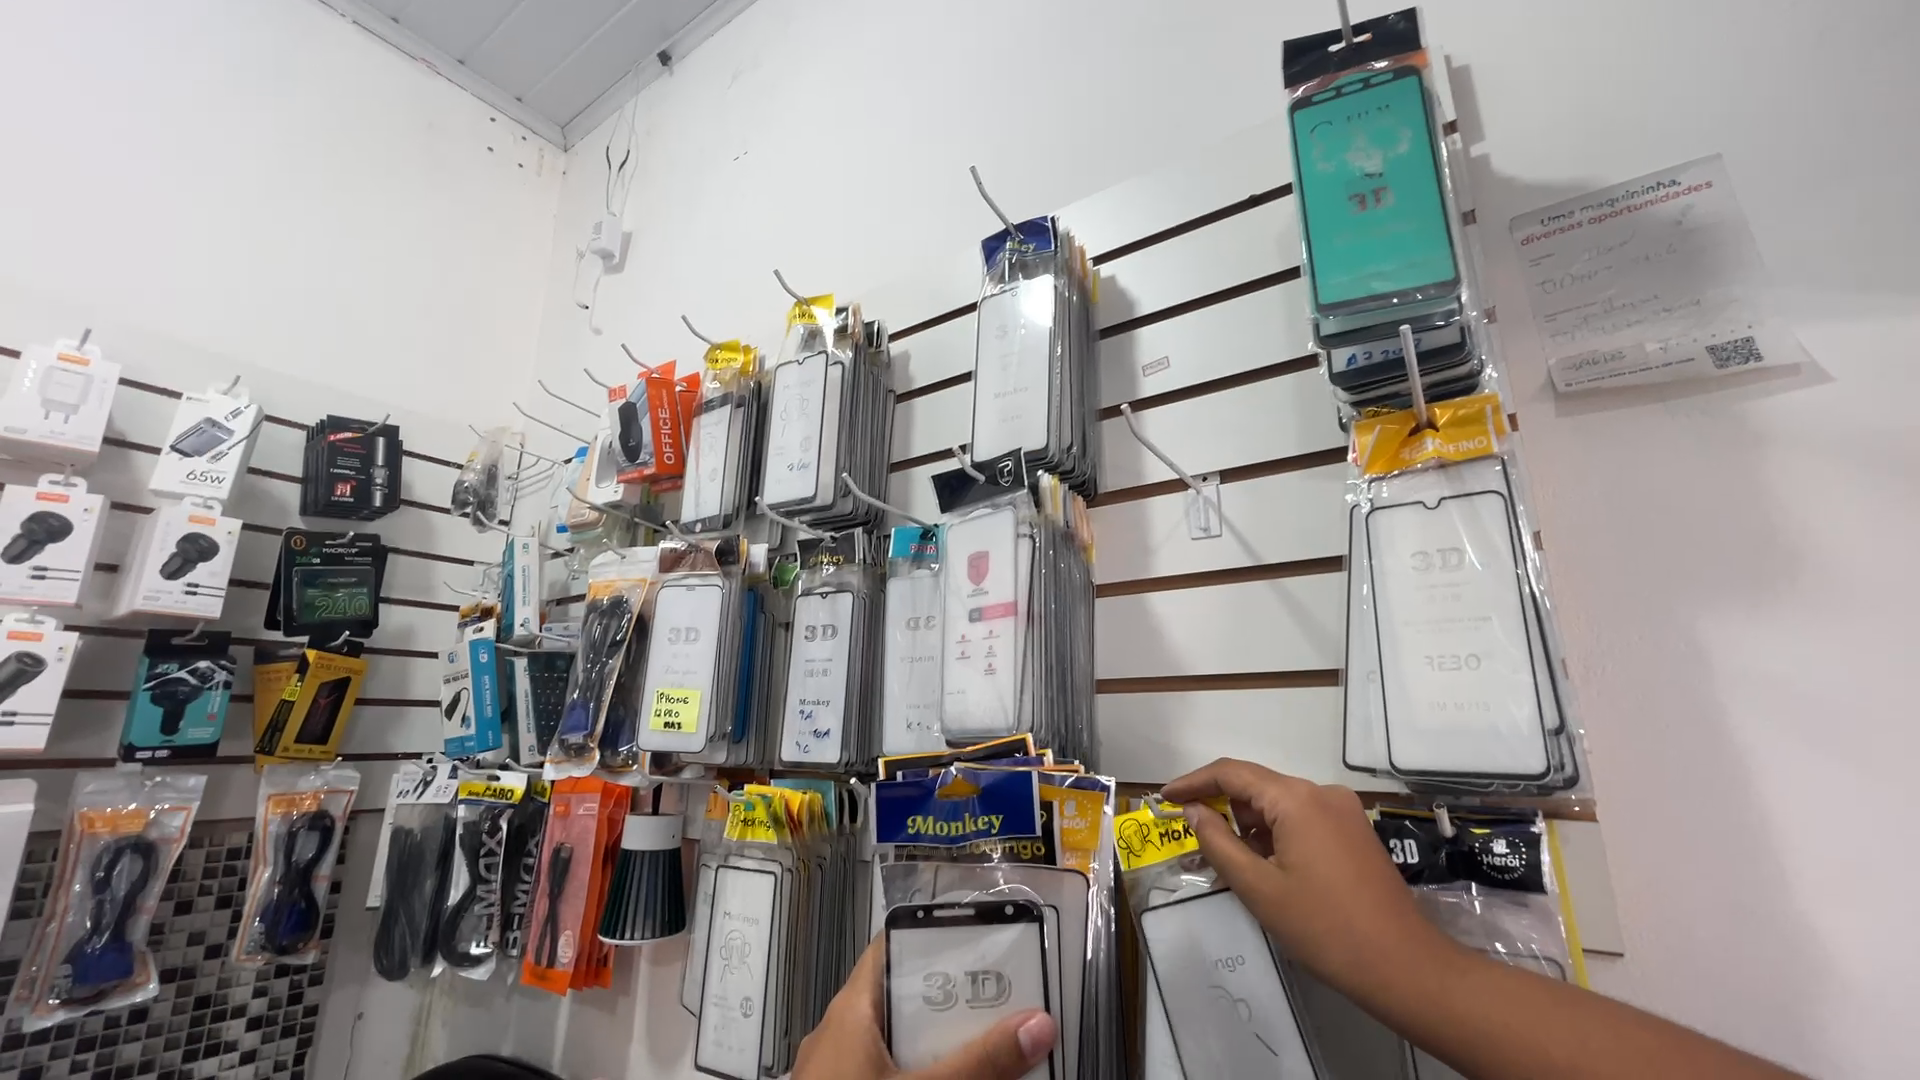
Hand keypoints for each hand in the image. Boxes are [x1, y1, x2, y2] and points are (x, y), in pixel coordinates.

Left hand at [792, 938, 1056, 1079]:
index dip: (932, 937)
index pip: (890, 947)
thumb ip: (980, 1063)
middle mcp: (840, 1030)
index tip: (979, 941)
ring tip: (985, 1039)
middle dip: (948, 998)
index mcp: (851, 1007)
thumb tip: (1042, 1023)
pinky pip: (882, 1069)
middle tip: (999, 997)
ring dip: (935, 1041)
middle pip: (900, 996)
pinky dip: (914, 1070)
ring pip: (893, 1039)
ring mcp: (836, 1068)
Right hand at [1161, 758, 1453, 997]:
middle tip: (1191, 835)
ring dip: (1249, 824)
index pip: (1231, 773)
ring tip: (1228, 859)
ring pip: (1279, 804)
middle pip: (1256, 785)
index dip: (1193, 783)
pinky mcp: (1354, 830)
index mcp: (1295, 799)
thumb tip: (1194, 811)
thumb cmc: (1324, 928)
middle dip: (1221, 807)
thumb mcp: (1258, 887)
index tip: (1164, 798)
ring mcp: (1343, 810)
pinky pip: (1301, 818)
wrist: (1405, 967)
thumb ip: (1218, 842)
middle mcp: (1321, 792)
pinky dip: (1275, 833)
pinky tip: (1264, 864)